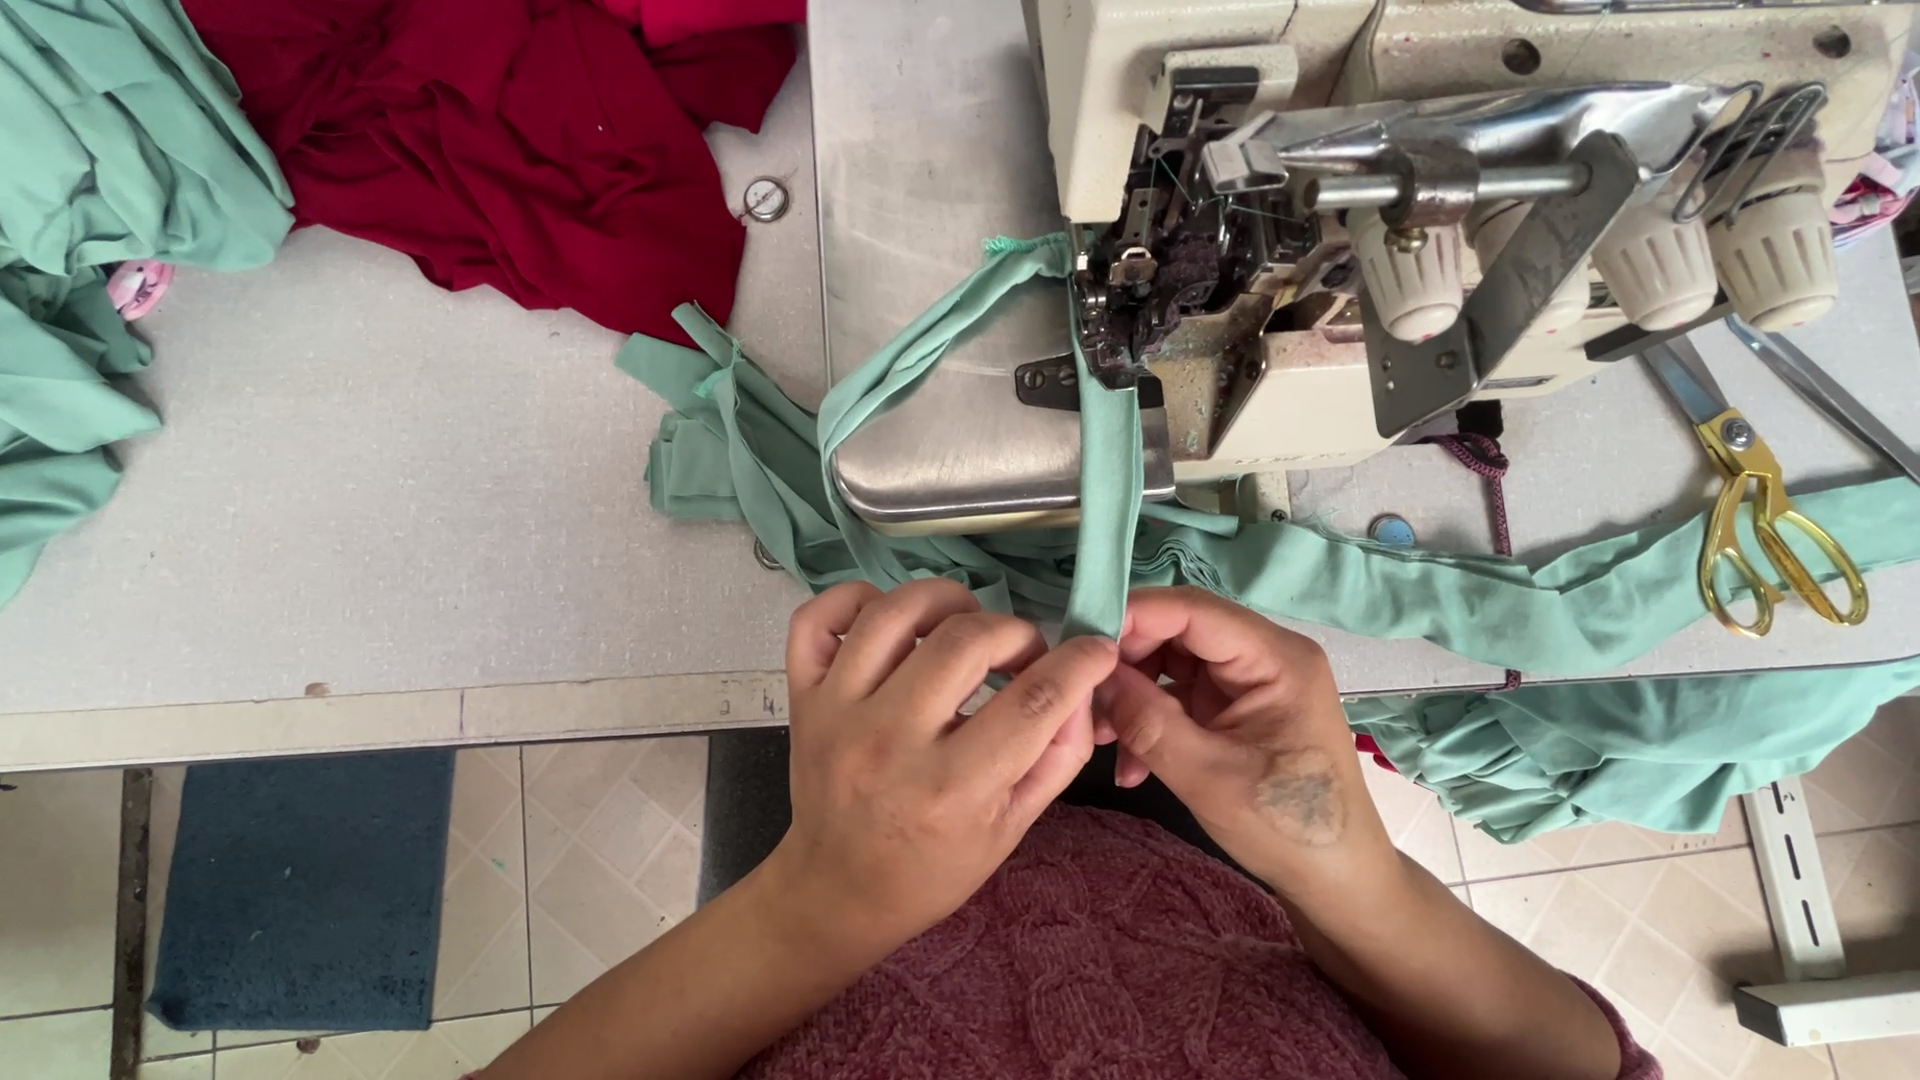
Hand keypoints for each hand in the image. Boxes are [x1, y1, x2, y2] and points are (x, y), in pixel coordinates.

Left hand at [761, 578, 1118, 958]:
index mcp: (951, 789)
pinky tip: (893, 623)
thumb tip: (1082, 683)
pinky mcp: (803, 694)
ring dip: (948, 600)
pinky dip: (858, 598)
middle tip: (1021, 653)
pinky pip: (820, 616)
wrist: (837, 889)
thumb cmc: (934, 866)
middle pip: (966, 640)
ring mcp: (837, 711)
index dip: (1079, 663)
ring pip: (896, 612)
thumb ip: (1059, 754)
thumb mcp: (1013, 827)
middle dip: (1015, 632)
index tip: (1094, 649)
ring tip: (964, 625)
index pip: (1033, 701)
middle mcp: (889, 741)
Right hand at [1092, 587, 1396, 896]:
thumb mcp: (1206, 776)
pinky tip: (1131, 763)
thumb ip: (1145, 720)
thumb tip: (1093, 676)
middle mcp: (1263, 655)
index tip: (1081, 640)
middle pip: (1178, 631)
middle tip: (1088, 698)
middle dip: (1128, 662)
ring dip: (1133, 696)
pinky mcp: (1234, 705)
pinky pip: (1179, 694)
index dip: (1135, 615)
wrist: (1335, 882)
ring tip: (1104, 740)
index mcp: (1276, 658)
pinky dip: (1150, 721)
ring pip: (1171, 662)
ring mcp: (1248, 680)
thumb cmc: (1285, 828)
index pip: (1193, 610)